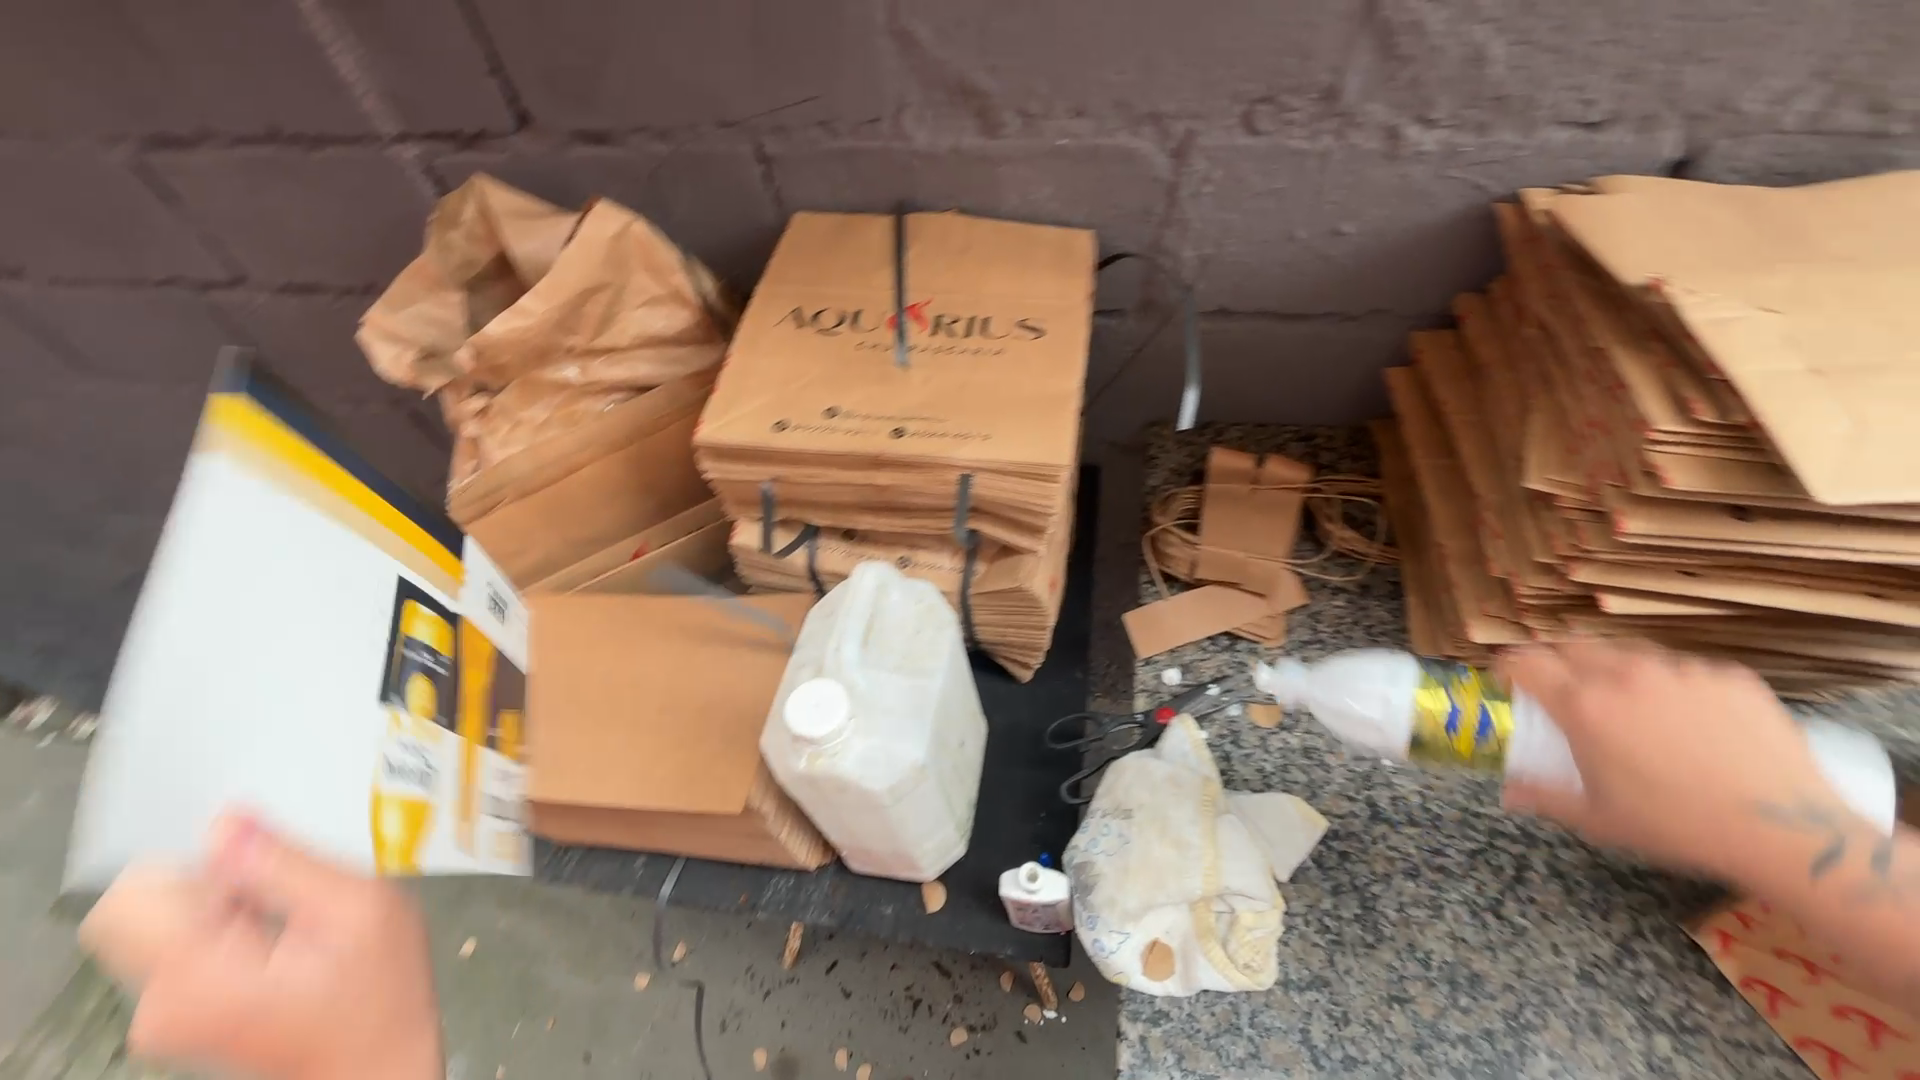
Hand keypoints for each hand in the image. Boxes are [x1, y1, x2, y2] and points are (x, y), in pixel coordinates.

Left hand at [126, 814, 442, 1079]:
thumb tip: (226, 823)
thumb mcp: (359, 906)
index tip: (264, 882)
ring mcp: (163, 1012)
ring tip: (299, 929)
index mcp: (196, 973)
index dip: (203, 870)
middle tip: (291, 905)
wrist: (379, 1058)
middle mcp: (157, 1001)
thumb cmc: (380, 989)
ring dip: (235, 908)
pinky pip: (186, 943)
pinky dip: (237, 931)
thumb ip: (288, 863)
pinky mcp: (178, 1012)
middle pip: (151, 904)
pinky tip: (289, 945)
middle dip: (221, 888)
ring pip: (172, 919)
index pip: (135, 893)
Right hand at [1498, 642, 1839, 882]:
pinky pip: (1683, 668)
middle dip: (1556, 661)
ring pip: (1627, 651)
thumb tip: (1507, 793)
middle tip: (1562, 689)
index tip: (1507, 679)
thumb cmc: (1677, 827)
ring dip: (1612, 667)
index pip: (1524, 662)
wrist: (1790, 833)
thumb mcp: (1597, 819)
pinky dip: (1669, 682)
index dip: (1507, 667)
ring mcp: (1679, 671)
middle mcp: (1624, 675)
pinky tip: (1685, 716)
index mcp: (1583, 705)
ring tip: (1626, 699)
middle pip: (1571, 645)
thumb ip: (1544, 797)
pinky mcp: (1728, 676)